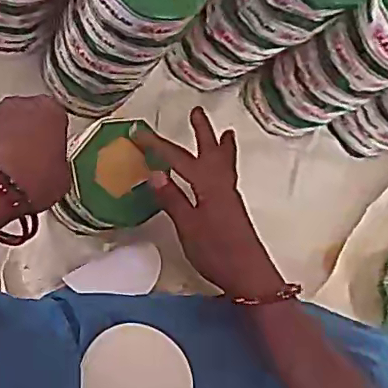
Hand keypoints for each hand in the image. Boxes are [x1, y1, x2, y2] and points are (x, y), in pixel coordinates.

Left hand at [0, 95, 72, 211]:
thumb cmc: (30, 180)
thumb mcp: (61, 180)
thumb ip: (58, 165)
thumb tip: (51, 170)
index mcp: (51, 111)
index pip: (57, 120)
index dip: (54, 141)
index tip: (52, 157)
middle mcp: (20, 105)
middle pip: (28, 118)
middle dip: (28, 137)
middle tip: (31, 166)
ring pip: (3, 126)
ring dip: (5, 143)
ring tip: (9, 174)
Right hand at [134, 108, 287, 300]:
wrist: (250, 276)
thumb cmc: (217, 251)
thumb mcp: (188, 226)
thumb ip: (173, 199)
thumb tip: (155, 173)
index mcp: (208, 186)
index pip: (178, 160)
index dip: (156, 146)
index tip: (138, 133)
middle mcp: (221, 185)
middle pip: (210, 152)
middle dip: (202, 132)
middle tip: (196, 112)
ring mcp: (229, 197)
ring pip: (223, 163)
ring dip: (219, 146)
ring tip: (225, 133)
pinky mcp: (232, 209)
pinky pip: (227, 175)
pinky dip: (223, 163)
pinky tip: (220, 171)